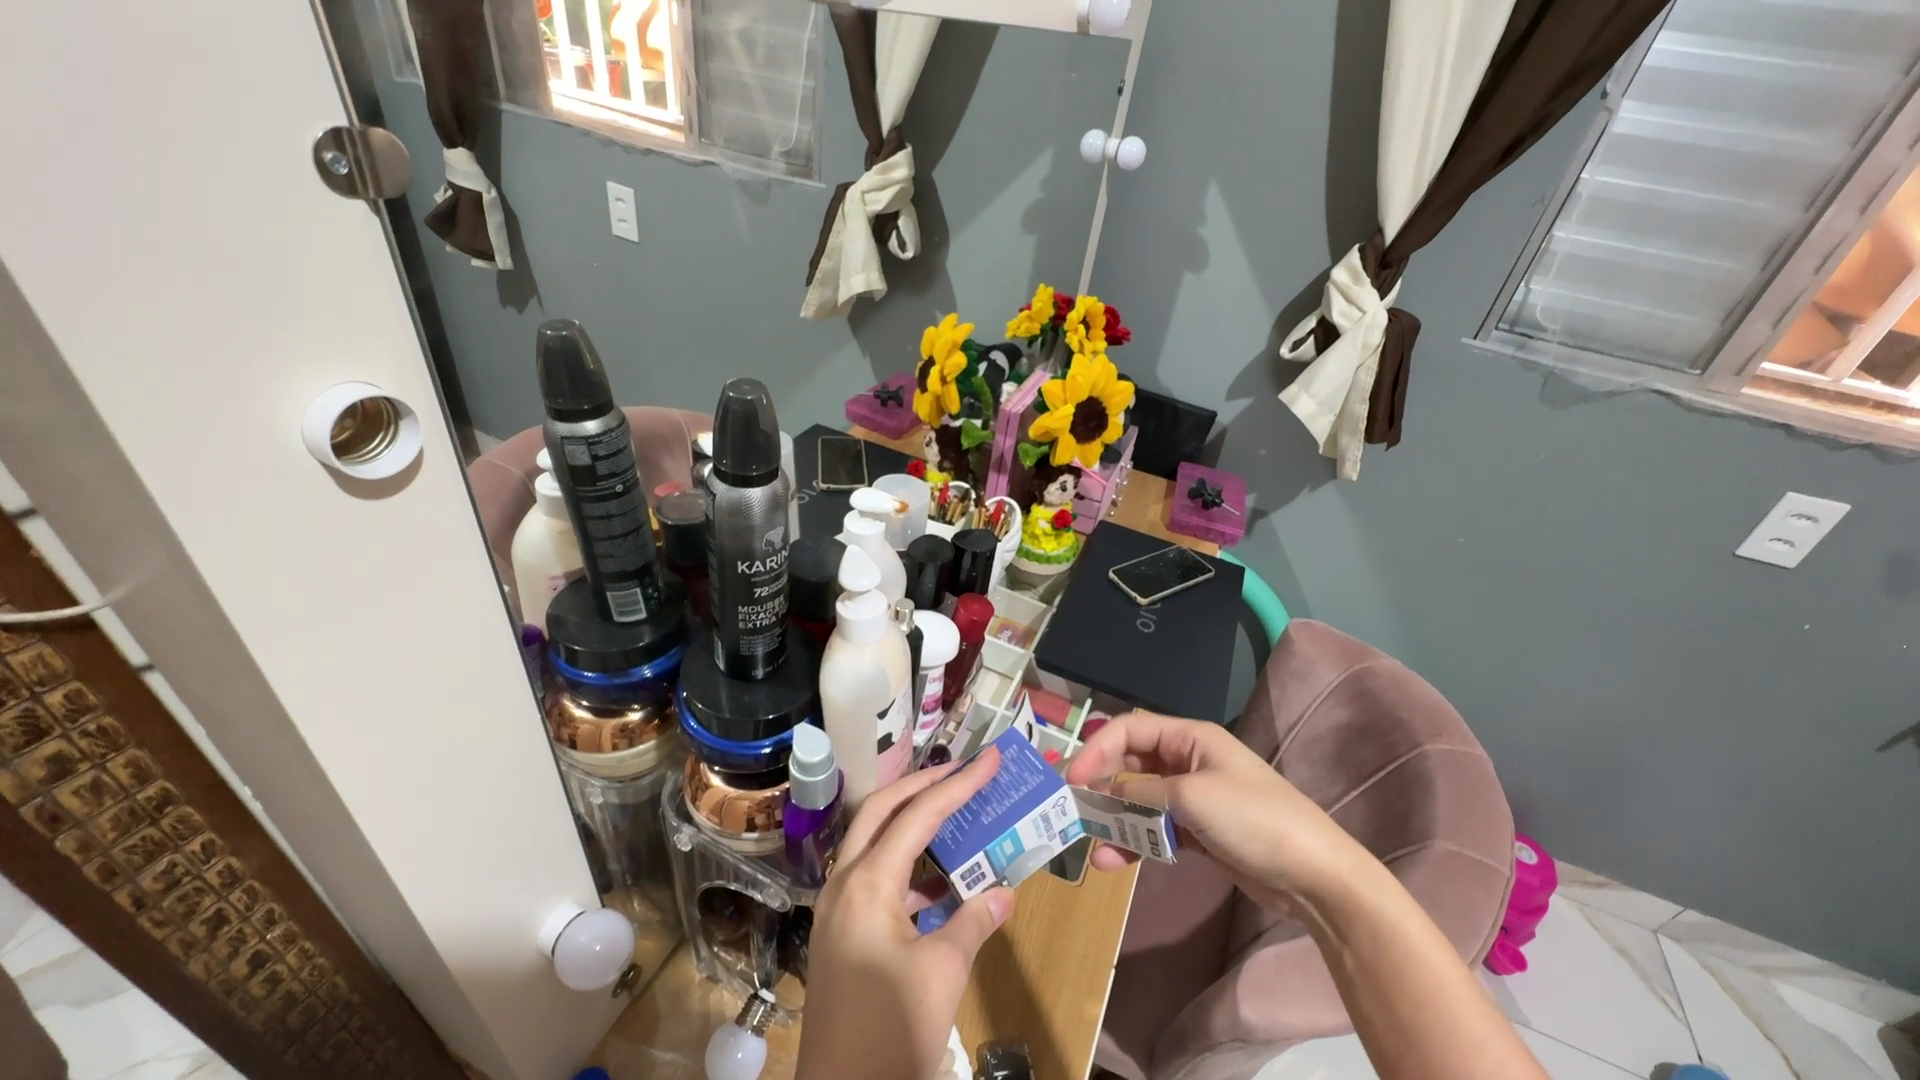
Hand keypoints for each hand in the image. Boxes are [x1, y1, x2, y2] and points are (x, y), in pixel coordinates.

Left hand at [796, 750, 1016, 1079]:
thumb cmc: (892, 1029)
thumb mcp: (943, 972)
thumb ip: (972, 921)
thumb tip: (1002, 891)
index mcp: (867, 884)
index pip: (918, 816)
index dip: (958, 785)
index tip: (990, 760)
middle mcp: (844, 884)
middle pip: (881, 812)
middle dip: (922, 785)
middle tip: (964, 770)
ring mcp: (837, 909)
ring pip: (873, 844)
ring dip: (911, 823)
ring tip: (955, 811)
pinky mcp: (841, 934)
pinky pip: (873, 879)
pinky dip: (907, 868)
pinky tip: (940, 883)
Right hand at [1064, 711, 1369, 915]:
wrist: (1313, 874)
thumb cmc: (1253, 819)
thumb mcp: (1192, 797)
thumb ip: (1142, 790)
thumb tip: (1106, 789)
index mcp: (1191, 738)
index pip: (1131, 729)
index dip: (1097, 748)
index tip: (1072, 779)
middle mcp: (1189, 761)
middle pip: (1131, 763)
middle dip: (1101, 784)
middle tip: (1071, 808)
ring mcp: (1193, 799)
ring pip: (1139, 800)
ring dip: (1113, 819)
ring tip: (1090, 844)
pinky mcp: (1198, 833)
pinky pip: (1155, 830)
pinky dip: (1134, 842)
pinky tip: (1113, 861)